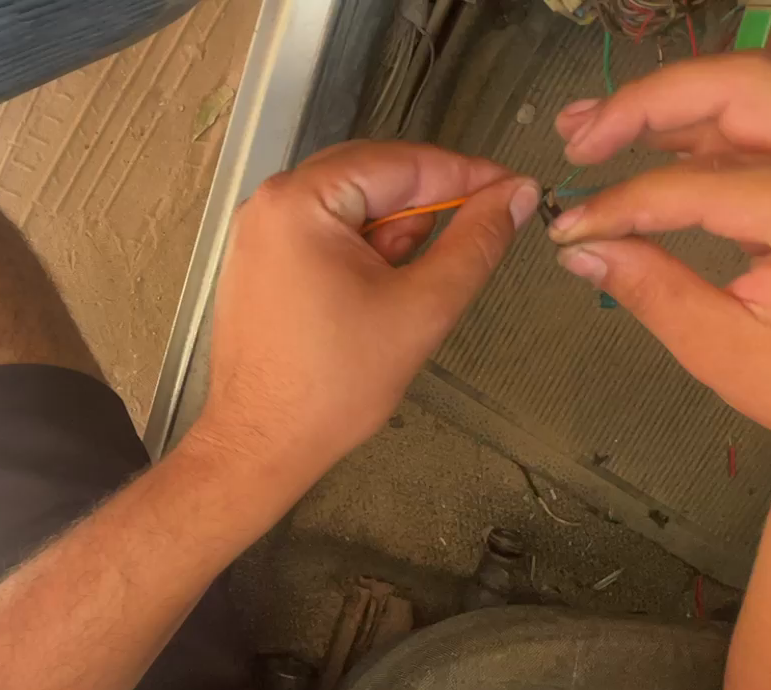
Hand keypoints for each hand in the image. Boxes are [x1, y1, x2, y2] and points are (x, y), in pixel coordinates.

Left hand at [190, 140, 539, 490]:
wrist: (262, 447)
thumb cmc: (329, 389)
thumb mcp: (420, 310)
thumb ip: (476, 244)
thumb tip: (515, 196)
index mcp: (299, 202)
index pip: (401, 162)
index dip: (466, 176)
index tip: (511, 191)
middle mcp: (268, 207)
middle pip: (371, 181)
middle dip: (422, 216)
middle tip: (457, 253)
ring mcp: (256, 238)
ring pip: (348, 215)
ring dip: (388, 245)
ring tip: (394, 302)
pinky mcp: (256, 270)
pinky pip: (320, 243)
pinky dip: (356, 262)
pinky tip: (365, 308)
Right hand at [547, 54, 770, 477]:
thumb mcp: (716, 347)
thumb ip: (648, 288)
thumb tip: (577, 249)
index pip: (707, 183)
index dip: (625, 200)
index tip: (567, 226)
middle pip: (744, 88)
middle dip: (649, 103)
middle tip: (577, 136)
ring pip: (756, 93)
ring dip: (671, 104)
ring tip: (594, 126)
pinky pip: (766, 127)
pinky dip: (701, 130)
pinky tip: (648, 142)